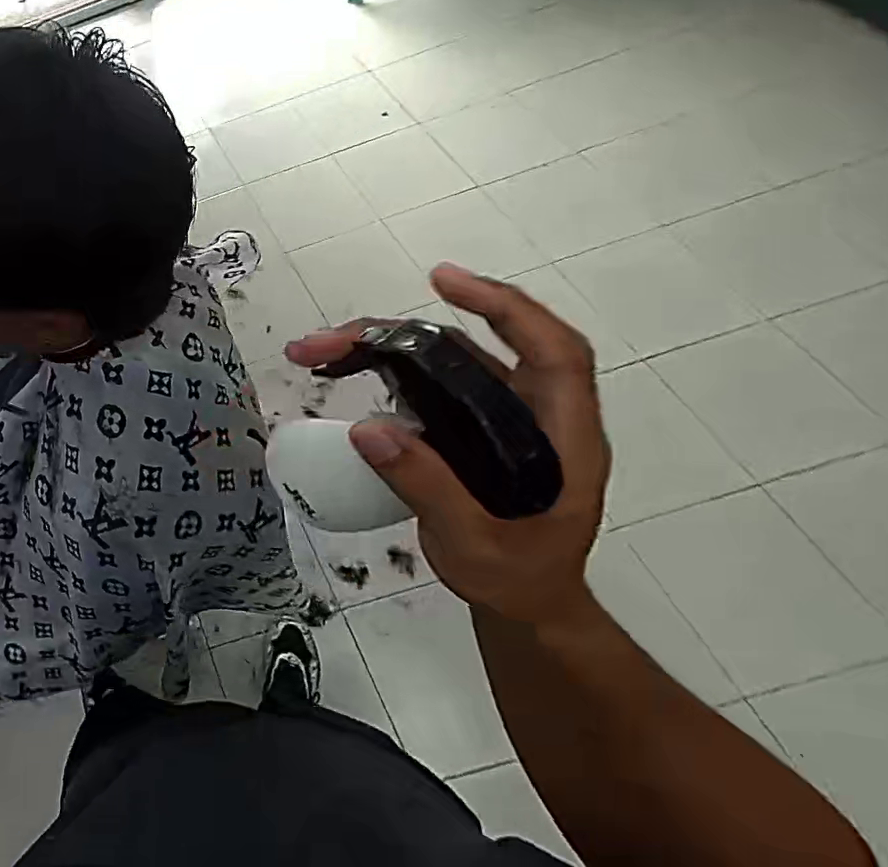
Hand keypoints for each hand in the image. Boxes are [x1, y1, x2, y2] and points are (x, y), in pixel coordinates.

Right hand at [284, 263, 610, 625]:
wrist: (524, 604)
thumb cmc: (517, 580)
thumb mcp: (473, 546)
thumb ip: (427, 488)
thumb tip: (365, 429)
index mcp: (563, 437)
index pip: (552, 350)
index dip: (505, 307)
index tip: (445, 283)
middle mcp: (534, 413)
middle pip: (475, 347)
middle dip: (404, 333)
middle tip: (337, 337)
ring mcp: (500, 418)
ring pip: (446, 361)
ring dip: (387, 348)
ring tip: (324, 351)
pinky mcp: (472, 427)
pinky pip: (433, 384)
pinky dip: (391, 371)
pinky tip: (353, 371)